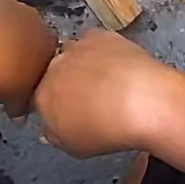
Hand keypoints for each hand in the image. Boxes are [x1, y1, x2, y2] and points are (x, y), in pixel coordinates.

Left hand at [0, 0, 57, 115]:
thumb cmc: (6, 81)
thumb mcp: (19, 101)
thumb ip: (22, 104)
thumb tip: (18, 114)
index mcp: (49, 42)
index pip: (46, 49)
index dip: (32, 62)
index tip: (20, 74)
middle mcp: (34, 19)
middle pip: (27, 29)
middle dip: (16, 44)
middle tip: (0, 64)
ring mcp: (9, 5)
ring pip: (5, 18)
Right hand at [34, 28, 184, 155]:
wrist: (143, 102)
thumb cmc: (109, 130)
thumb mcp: (76, 148)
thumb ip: (55, 136)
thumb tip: (49, 129)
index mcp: (42, 97)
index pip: (40, 98)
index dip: (56, 105)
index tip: (71, 111)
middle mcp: (53, 68)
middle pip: (54, 73)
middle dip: (68, 82)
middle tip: (90, 98)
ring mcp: (75, 48)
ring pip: (72, 53)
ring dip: (82, 63)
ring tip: (107, 80)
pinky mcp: (97, 35)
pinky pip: (93, 41)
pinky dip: (101, 50)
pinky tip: (116, 64)